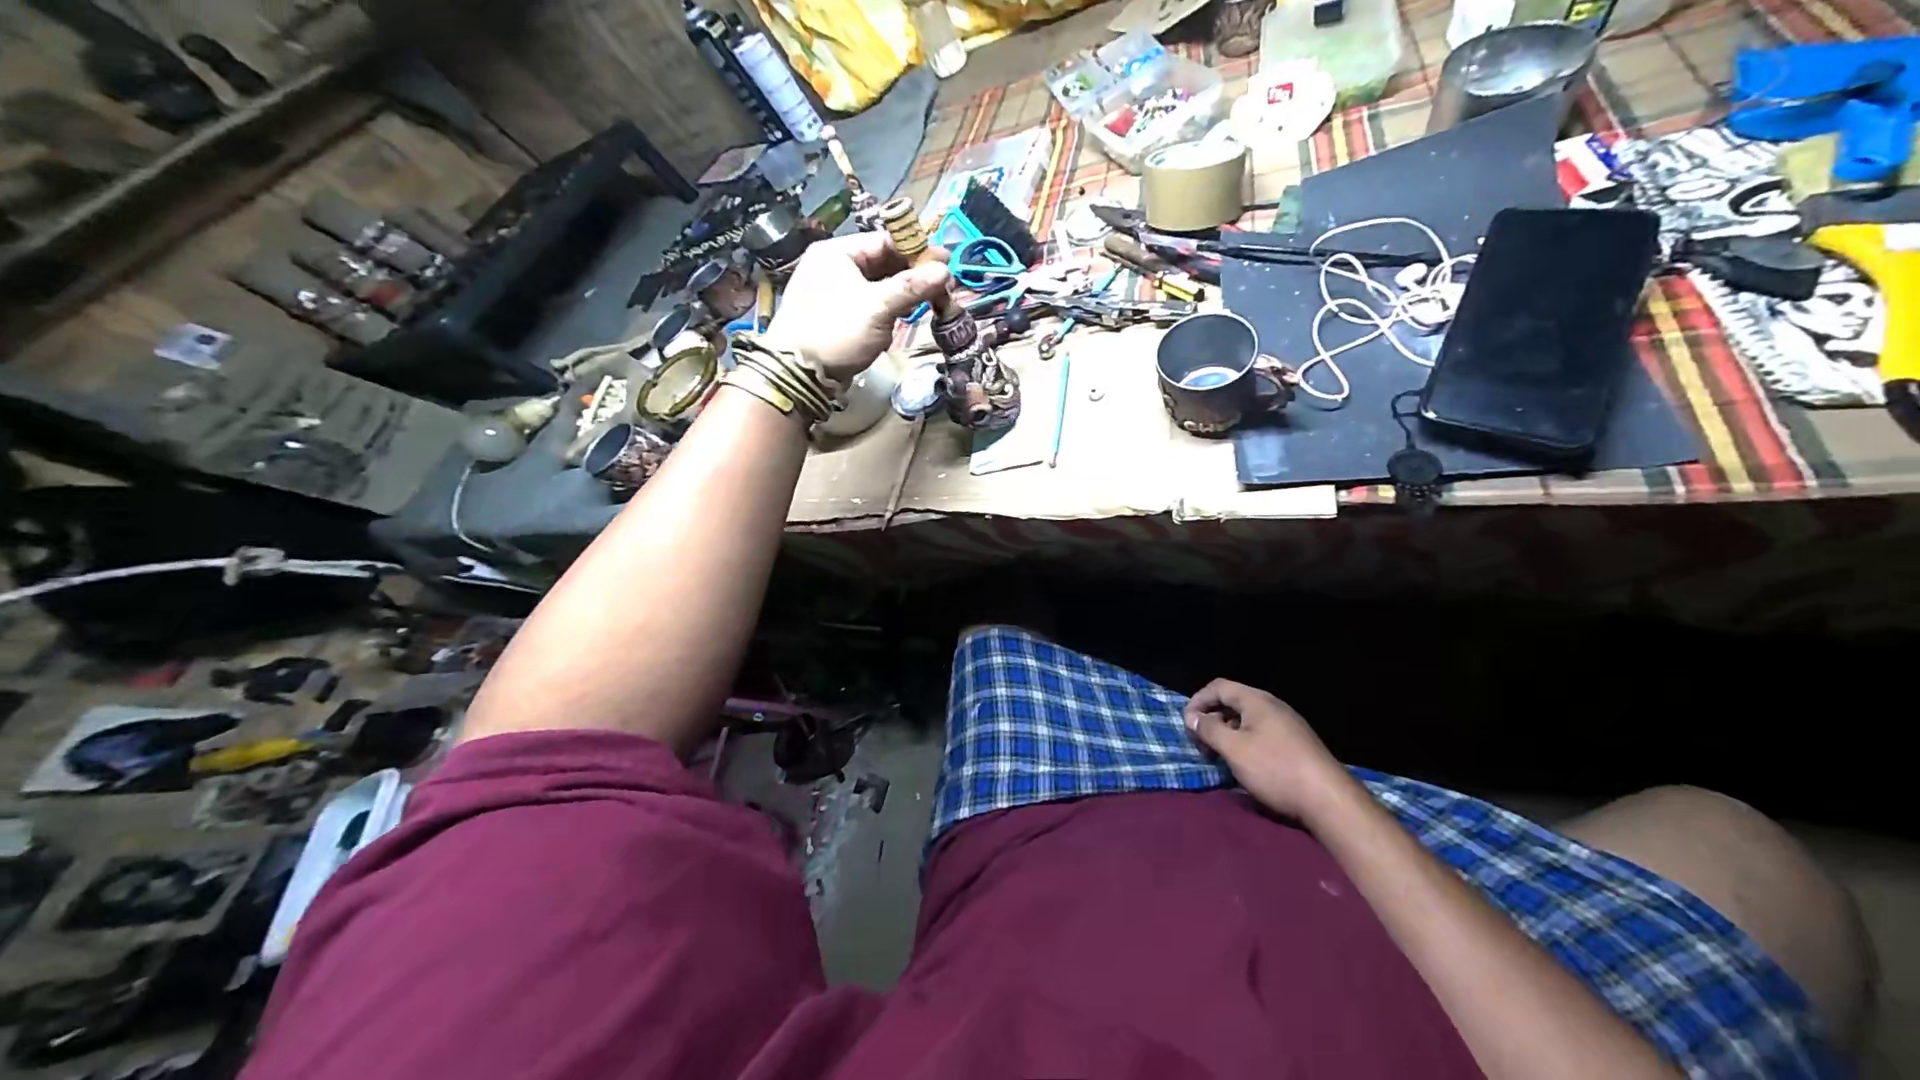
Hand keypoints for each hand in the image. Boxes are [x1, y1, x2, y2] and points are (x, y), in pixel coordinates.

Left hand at [763, 231, 951, 380]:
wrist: (800, 374)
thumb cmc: (837, 332)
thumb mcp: (878, 307)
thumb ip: (912, 287)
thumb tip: (946, 270)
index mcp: (837, 252)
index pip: (885, 241)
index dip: (917, 251)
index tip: (946, 264)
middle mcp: (832, 265)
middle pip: (882, 262)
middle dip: (912, 275)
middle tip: (942, 287)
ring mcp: (833, 291)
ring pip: (877, 284)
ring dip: (902, 293)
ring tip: (929, 302)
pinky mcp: (836, 314)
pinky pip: (868, 302)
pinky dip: (887, 308)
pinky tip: (904, 317)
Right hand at [1184, 679, 1349, 822]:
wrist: (1329, 800)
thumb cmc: (1275, 769)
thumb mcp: (1234, 749)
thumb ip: (1210, 729)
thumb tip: (1193, 717)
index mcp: (1257, 701)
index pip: (1219, 687)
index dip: (1198, 701)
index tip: (1187, 724)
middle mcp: (1273, 706)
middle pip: (1233, 702)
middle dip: (1212, 719)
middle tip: (1201, 743)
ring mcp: (1287, 724)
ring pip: (1247, 720)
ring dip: (1227, 733)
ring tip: (1219, 756)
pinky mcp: (1296, 743)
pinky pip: (1261, 733)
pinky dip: (1244, 742)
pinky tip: (1244, 764)